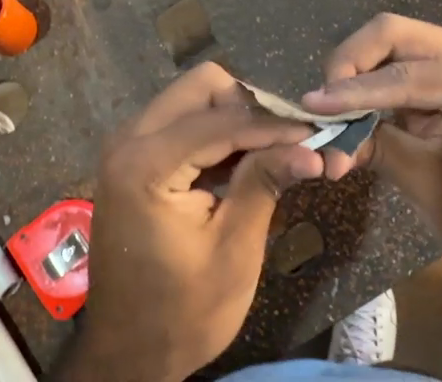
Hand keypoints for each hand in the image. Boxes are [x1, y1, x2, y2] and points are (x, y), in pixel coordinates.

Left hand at [67, 63, 324, 381]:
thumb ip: (265, 184)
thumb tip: (312, 148)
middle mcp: (128, 141)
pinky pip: (179, 122)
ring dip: (233, 118)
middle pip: (201, 88)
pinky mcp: (132, 159)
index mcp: (146, 164)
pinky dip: (213, 133)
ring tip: (272, 152)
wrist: (128, 353)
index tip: (315, 133)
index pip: (222, 120)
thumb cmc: (182, 312)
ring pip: (191, 99)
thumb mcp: (233, 250)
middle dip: (249, 107)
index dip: (273, 124)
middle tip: (286, 141)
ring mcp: (126, 147)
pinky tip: (243, 163)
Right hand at [302, 13, 441, 255]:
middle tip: (322, 103)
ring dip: (356, 69)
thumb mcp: (424, 180)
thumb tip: (321, 143)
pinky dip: (370, 78)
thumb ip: (372, 146)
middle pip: (392, 34)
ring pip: (390, 40)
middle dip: (350, 64)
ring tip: (333, 107)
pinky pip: (397, 58)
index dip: (352, 88)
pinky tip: (351, 104)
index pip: (403, 72)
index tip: (311, 104)